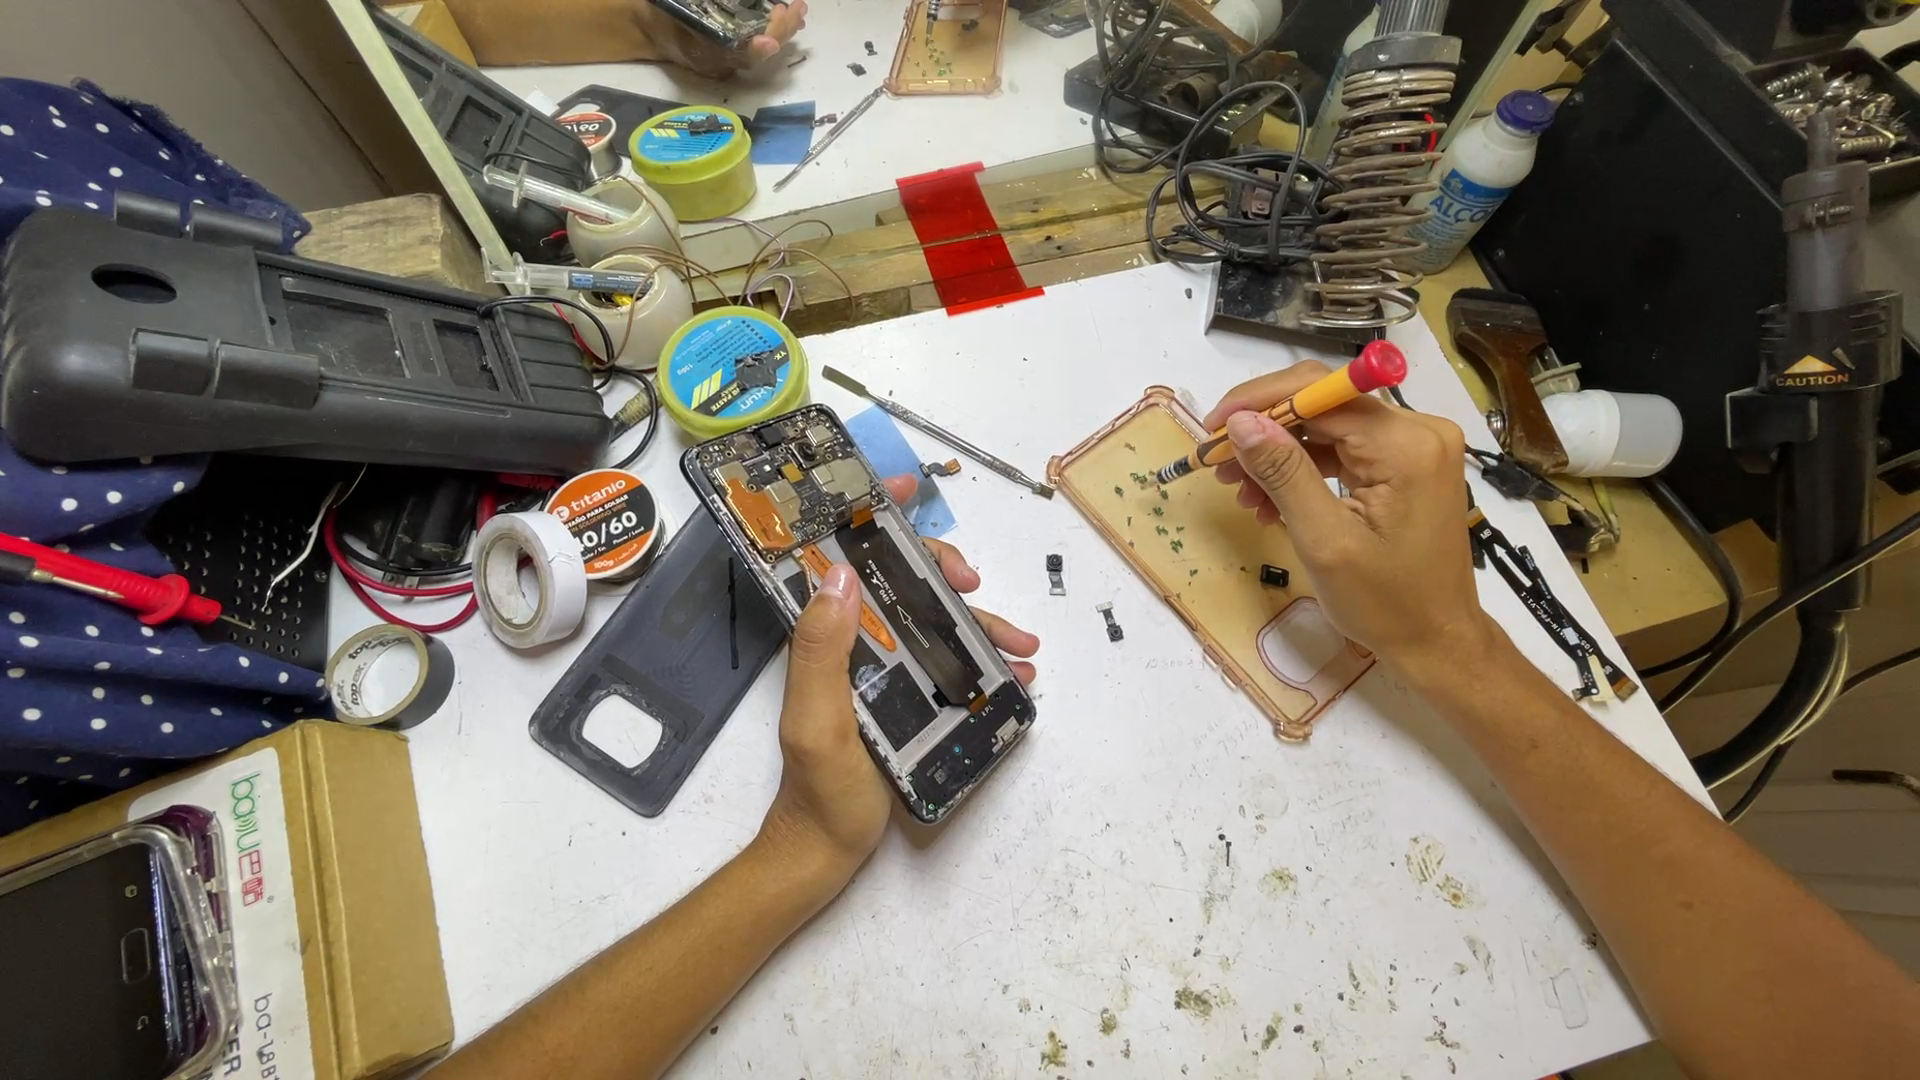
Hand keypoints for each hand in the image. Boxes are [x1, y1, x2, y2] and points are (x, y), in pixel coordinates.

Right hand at [641, 0, 808, 76]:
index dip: (754, 50)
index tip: (769, 43)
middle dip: (778, 31)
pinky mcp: (734, 53)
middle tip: (794, 9)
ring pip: (763, 50)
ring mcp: (729, 59)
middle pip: (757, 52)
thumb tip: (733, 7)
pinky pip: (761, 44)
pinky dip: (777, 31)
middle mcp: (721, 60)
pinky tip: (792, 17)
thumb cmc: (660, 14)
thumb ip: (696, 7)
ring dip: (784, 29)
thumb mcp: (673, 8)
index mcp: (705, 51)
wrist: (648, 28)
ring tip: (800, 10)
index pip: (734, 54)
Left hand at [759, 475, 1037, 875]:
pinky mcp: (909, 695)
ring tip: (1024, 645)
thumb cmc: (820, 789)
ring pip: (936, 622)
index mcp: (824, 636)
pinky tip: (1017, 675)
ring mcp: (885, 667)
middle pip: (901, 582)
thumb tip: (840, 575)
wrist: (830, 850)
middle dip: (942, 570)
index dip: (870, 516)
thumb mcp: (816, 721)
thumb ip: (821, 653)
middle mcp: (855, 641)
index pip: (843, 560)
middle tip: (974, 584)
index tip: (906, 486)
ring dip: (981, 623)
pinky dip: (986, 663)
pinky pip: (951, 665)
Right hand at [1204, 360, 1493, 671]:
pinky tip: (1271, 501)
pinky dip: (1301, 469)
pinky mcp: (1404, 464)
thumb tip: (1240, 421)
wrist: (1434, 639)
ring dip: (1277, 455)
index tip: (1212, 431)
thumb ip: (1283, 473)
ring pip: (1326, 427)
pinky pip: (1340, 450)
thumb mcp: (1323, 539)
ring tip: (1242, 492)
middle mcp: (1417, 431)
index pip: (1319, 394)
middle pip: (1322, 405)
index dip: (1257, 403)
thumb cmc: (1384, 602)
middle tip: (1218, 464)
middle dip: (1263, 431)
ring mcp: (1413, 447)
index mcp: (1405, 445)